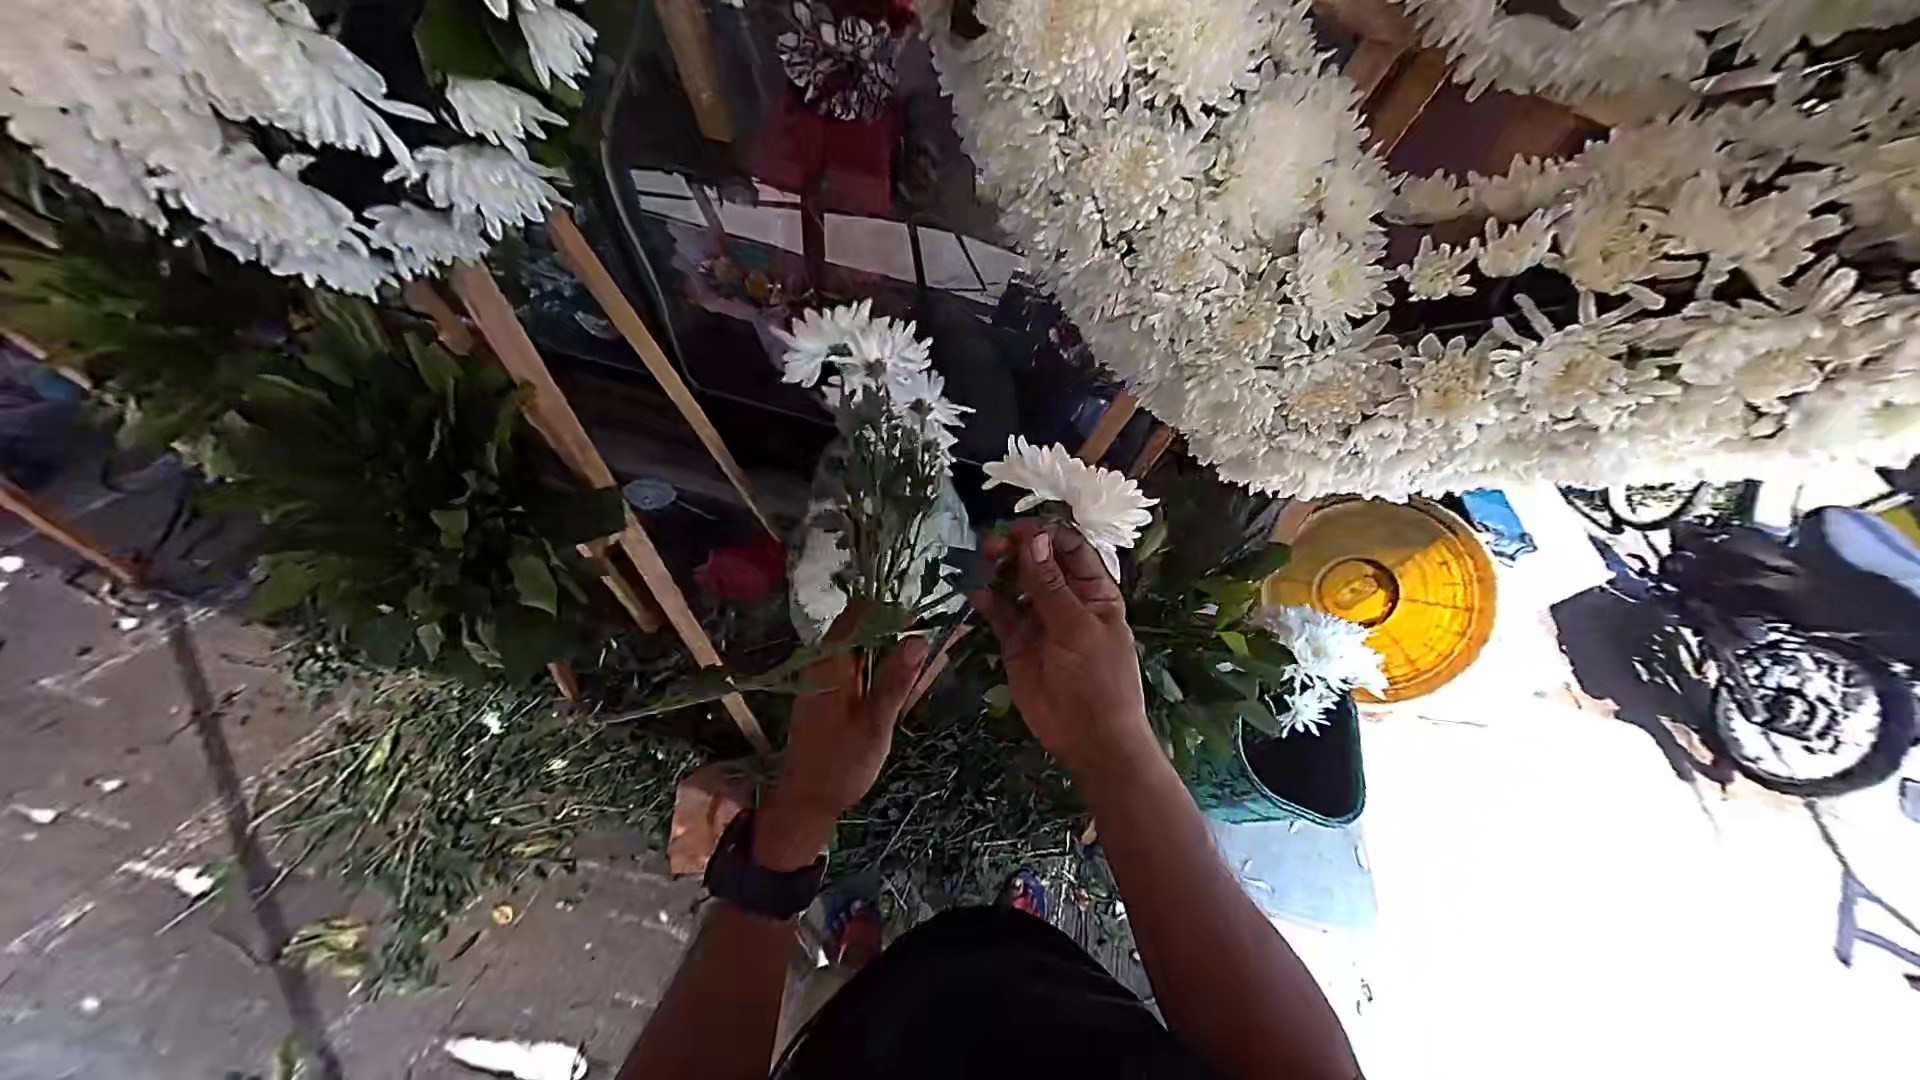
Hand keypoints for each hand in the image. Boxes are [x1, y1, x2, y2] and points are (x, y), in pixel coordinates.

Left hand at [755, 611, 927, 870]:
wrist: (806, 800)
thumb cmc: (842, 764)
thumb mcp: (876, 724)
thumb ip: (896, 680)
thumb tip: (919, 638)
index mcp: (829, 663)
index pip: (858, 614)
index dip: (890, 610)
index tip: (920, 620)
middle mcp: (820, 661)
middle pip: (857, 625)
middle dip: (890, 626)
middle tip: (922, 643)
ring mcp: (819, 675)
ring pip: (855, 643)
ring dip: (884, 645)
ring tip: (914, 658)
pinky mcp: (823, 689)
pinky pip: (851, 661)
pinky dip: (873, 662)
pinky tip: (892, 678)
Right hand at [970, 520, 1157, 777]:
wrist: (1089, 737)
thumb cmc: (1097, 677)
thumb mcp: (1077, 626)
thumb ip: (1050, 584)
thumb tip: (1033, 538)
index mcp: (1093, 591)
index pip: (1069, 549)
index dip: (1046, 535)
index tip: (1019, 529)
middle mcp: (1065, 599)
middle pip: (1039, 562)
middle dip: (1018, 549)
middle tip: (994, 546)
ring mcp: (1039, 620)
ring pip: (1016, 584)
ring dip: (1001, 570)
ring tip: (984, 562)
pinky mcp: (1016, 641)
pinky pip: (1000, 614)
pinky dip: (988, 602)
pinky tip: (977, 595)